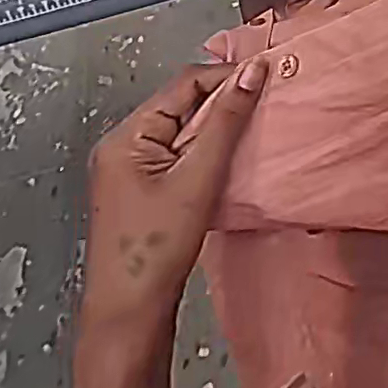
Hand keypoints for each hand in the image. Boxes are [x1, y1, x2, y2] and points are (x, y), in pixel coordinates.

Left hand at [84, 59, 268, 318]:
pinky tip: (229, 152)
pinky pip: (180, 148)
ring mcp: (130, 166)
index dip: (225, 76)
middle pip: (182, 102)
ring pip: (183, 126)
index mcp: (126, 135)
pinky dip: (207, 145)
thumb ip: (227, 120)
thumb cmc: (158, 248)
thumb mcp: (199, 177)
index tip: (263, 75)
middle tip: (263, 98)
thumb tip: (251, 71)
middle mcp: (123, 143)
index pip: (184, 84)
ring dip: (217, 122)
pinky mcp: (142, 186)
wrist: (129, 316)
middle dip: (223, 98)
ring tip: (252, 122)